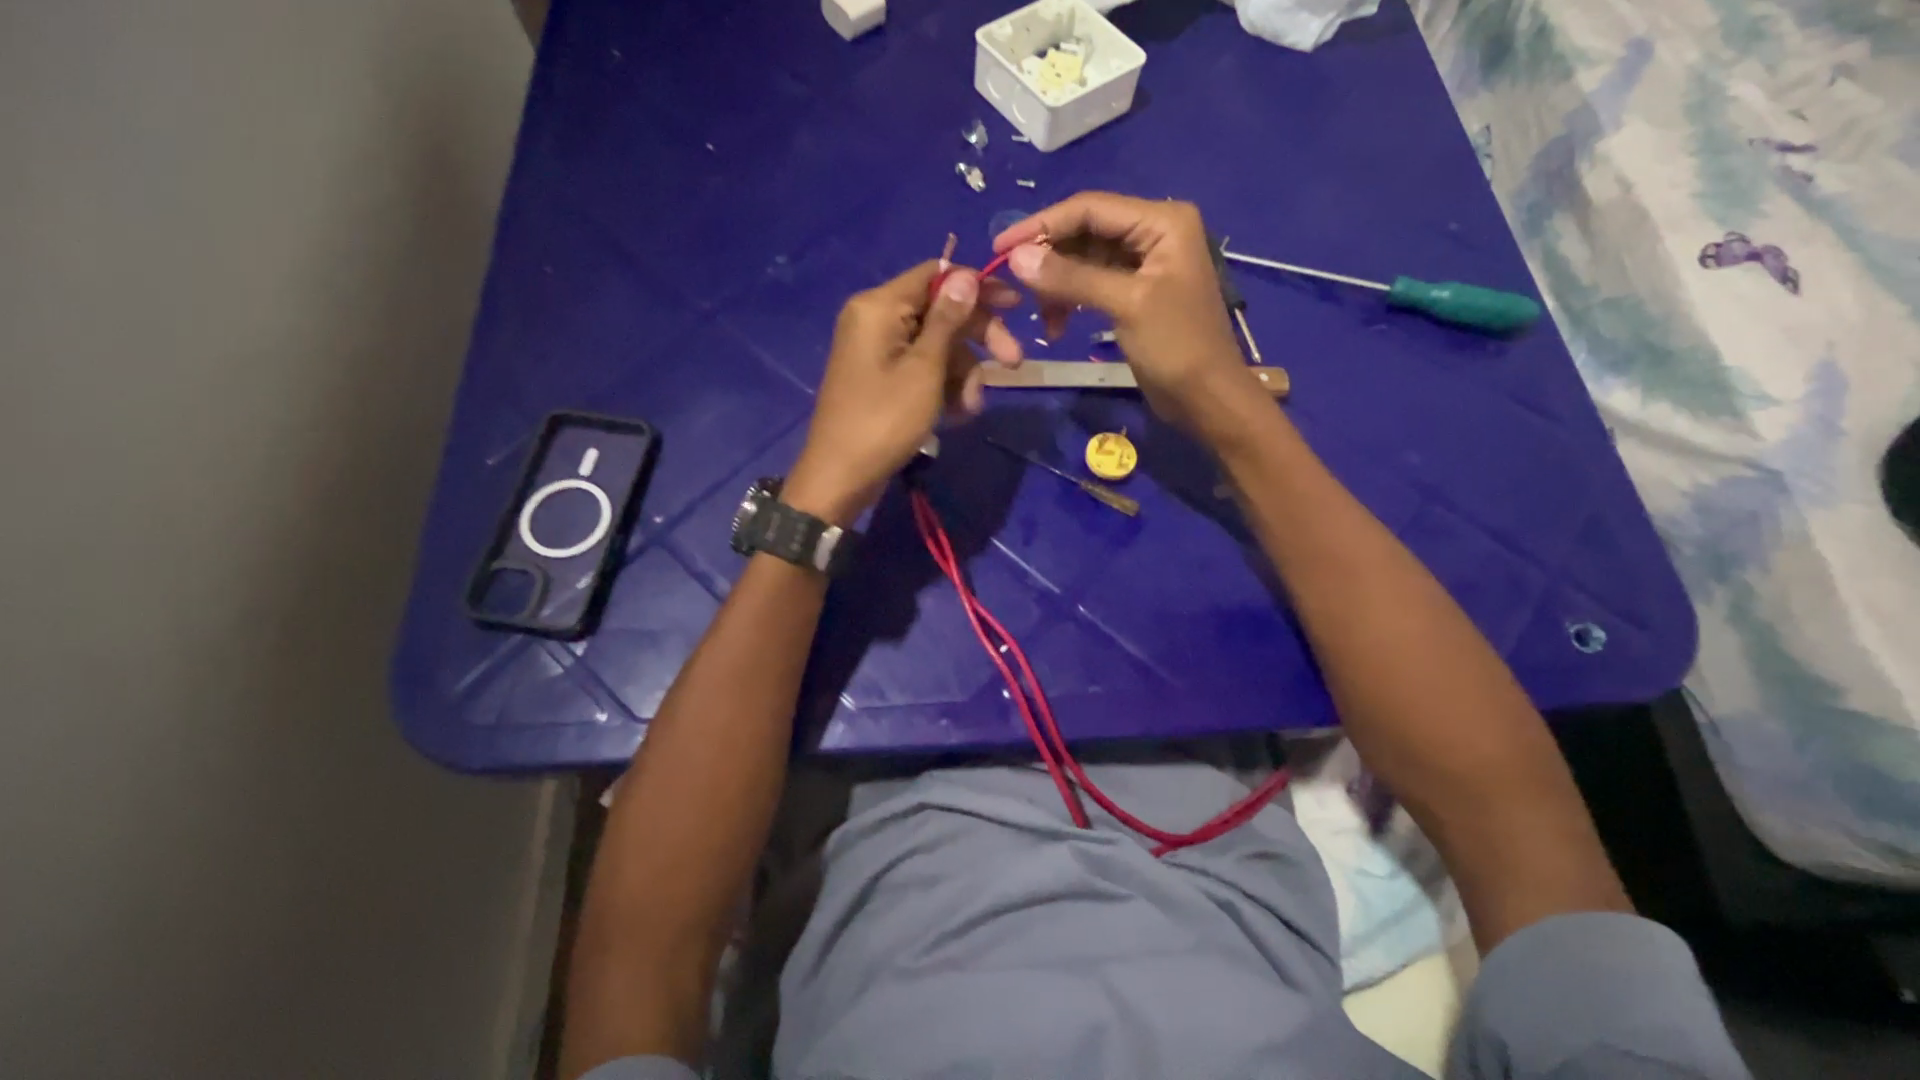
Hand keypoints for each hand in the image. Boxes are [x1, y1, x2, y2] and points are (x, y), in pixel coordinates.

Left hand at [785, 260, 1021, 524]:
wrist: (841, 477)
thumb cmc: (884, 420)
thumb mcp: (925, 369)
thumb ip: (948, 320)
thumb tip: (966, 275)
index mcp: (879, 306)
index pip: (936, 275)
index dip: (978, 287)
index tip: (1015, 305)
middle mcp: (875, 318)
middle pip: (941, 312)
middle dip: (978, 340)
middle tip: (1013, 364)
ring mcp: (877, 350)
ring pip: (936, 345)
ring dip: (962, 374)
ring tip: (970, 409)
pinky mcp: (881, 377)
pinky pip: (921, 368)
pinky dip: (942, 387)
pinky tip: (956, 415)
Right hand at [993, 193, 1271, 443]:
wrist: (1207, 398)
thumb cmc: (1177, 346)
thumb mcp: (1125, 305)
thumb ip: (1071, 277)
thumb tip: (1016, 257)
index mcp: (1162, 221)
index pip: (1089, 208)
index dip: (1041, 225)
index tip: (999, 248)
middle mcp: (1154, 231)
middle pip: (1084, 230)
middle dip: (1048, 257)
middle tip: (1013, 284)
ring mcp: (1144, 261)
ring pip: (1083, 258)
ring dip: (1057, 284)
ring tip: (1042, 316)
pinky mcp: (1134, 290)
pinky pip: (1091, 282)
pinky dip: (1071, 299)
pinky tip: (1057, 325)